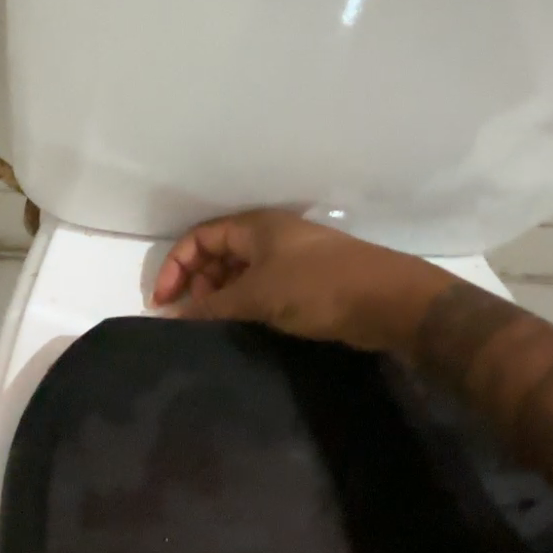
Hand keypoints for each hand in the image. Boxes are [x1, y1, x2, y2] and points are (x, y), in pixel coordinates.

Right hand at [150, 209, 453, 352]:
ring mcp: (288, 258)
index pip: (198, 239)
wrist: (388, 301)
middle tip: (192, 316)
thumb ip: (211, 306)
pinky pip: (259, 287)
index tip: (163, 303)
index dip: (175, 267)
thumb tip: (172, 317)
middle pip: (216, 254)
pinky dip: (242, 303)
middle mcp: (268, 236)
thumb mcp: (257, 296)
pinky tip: (240, 325)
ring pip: (238, 273)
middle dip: (196, 283)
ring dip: (219, 296)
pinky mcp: (304, 281)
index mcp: (254, 227)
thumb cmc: (317, 287)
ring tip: (213, 324)